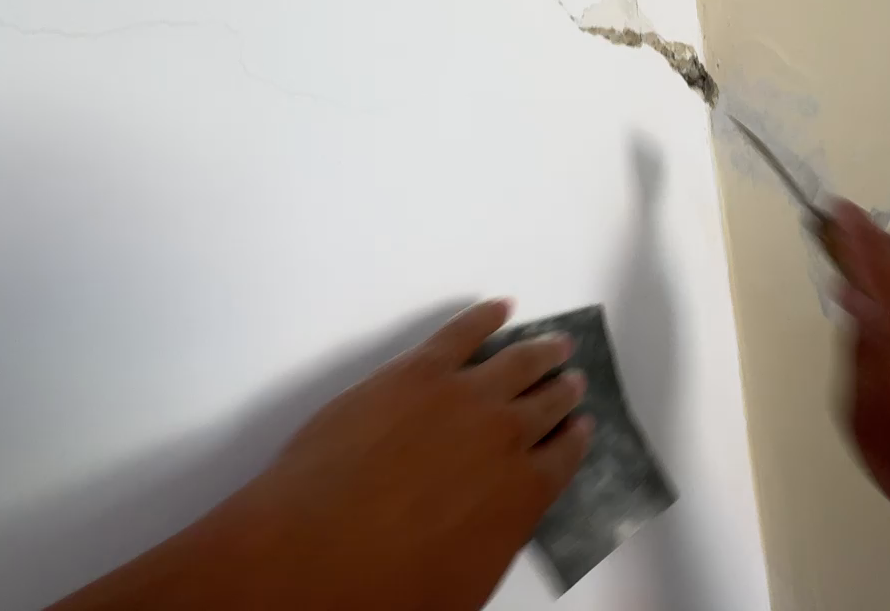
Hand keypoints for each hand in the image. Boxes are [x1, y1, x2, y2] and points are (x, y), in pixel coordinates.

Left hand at [52, 299, 591, 610]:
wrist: (306, 559)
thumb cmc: (384, 596)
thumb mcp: (463, 588)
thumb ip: (497, 538)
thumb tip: (505, 513)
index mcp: (522, 494)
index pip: (564, 456)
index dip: (575, 439)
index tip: (583, 425)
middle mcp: (507, 436)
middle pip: (547, 403)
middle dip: (564, 391)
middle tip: (573, 379)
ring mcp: (465, 395)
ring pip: (518, 361)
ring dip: (542, 351)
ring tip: (556, 344)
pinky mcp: (421, 369)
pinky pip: (464, 331)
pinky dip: (486, 316)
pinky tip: (502, 307)